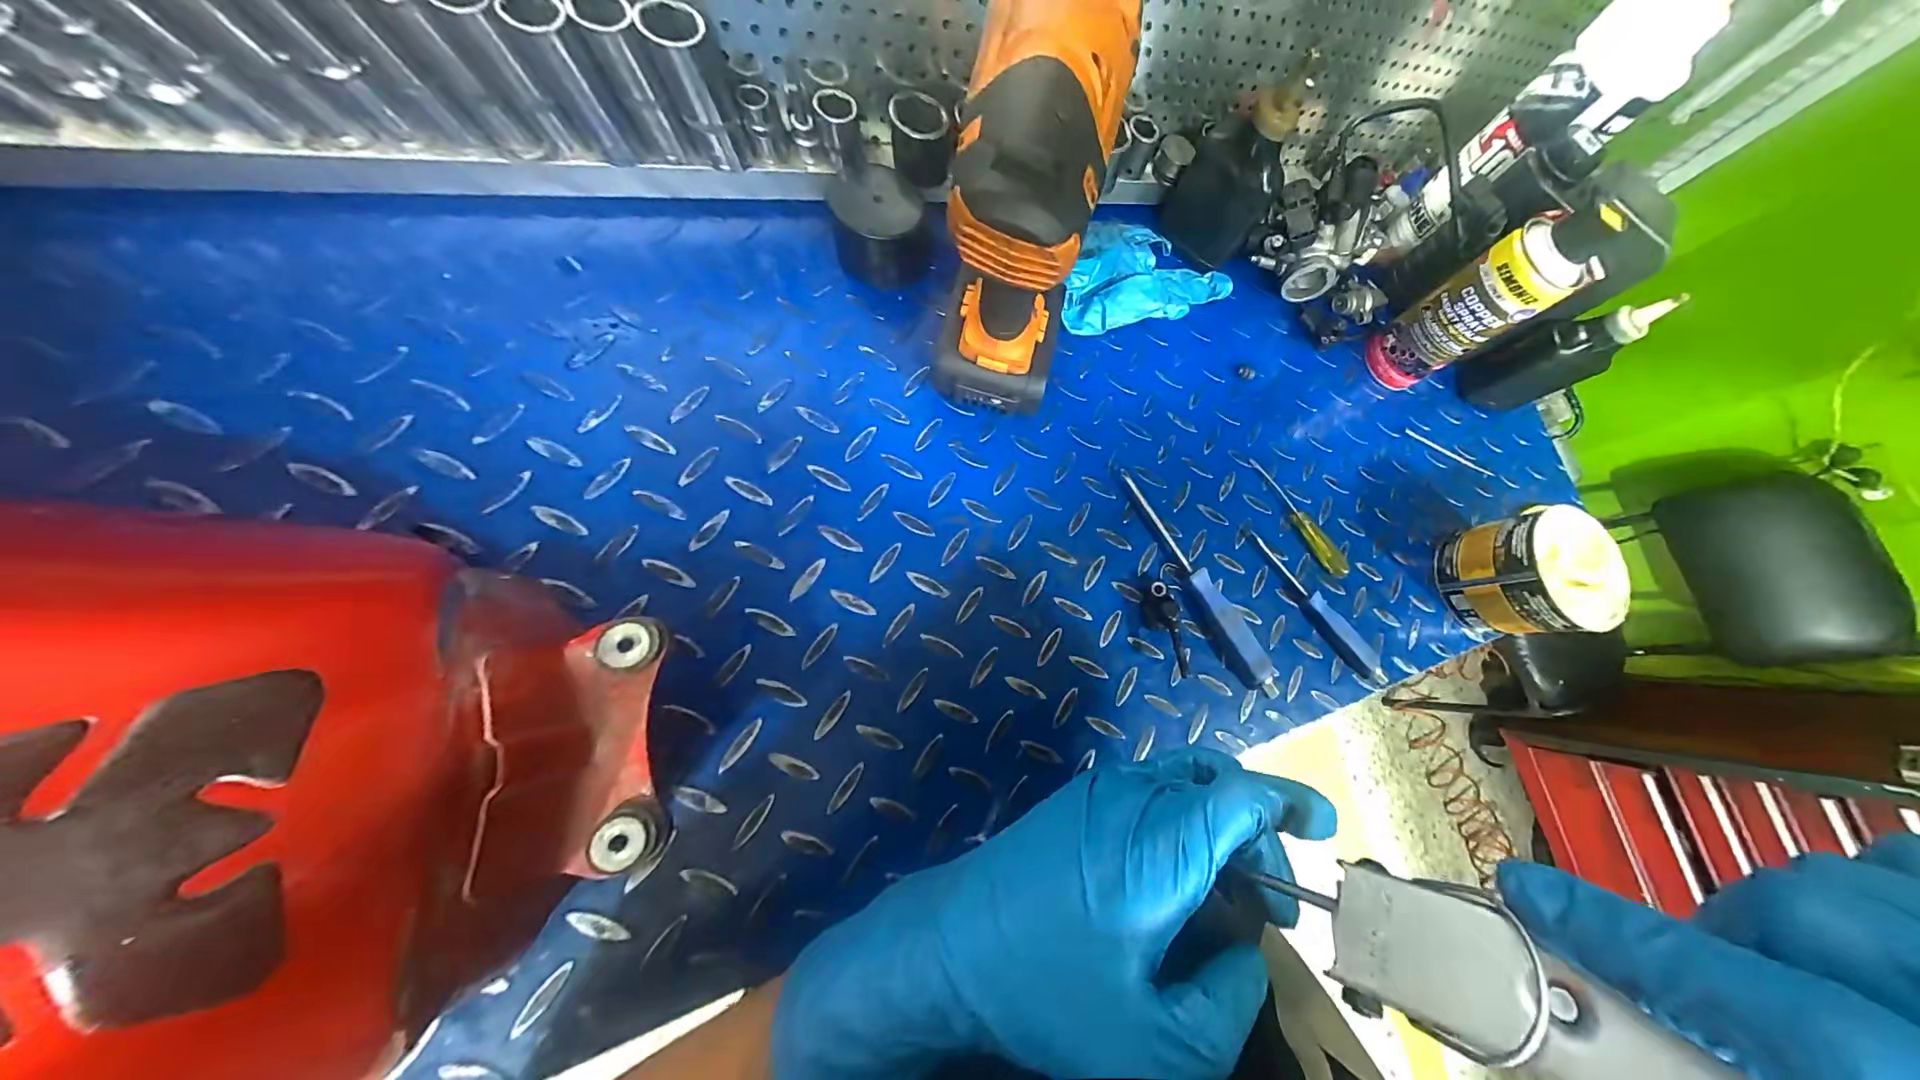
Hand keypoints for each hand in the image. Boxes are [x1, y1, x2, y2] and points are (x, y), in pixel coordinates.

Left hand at [771, 748, 1336, 1079]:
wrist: (946, 948)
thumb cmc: (1049, 993)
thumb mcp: (1157, 1040)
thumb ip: (1228, 998)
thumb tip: (1247, 954)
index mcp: (1162, 841)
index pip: (1243, 792)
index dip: (1289, 803)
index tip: (1320, 829)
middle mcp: (1131, 797)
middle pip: (1215, 780)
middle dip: (1255, 829)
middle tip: (1263, 900)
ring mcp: (1095, 791)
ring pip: (1178, 778)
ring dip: (1213, 818)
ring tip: (1221, 887)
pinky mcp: (1071, 801)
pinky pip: (1144, 789)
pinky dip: (1176, 816)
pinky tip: (1167, 876)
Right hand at [1499, 835, 1919, 1078]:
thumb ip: (1714, 1068)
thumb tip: (1603, 1018)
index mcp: (1887, 1073)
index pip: (1716, 983)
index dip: (1606, 930)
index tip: (1527, 889)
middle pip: (1797, 908)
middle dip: (1734, 930)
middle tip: (1724, 976)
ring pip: (1875, 870)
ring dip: (1819, 906)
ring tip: (1825, 961)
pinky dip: (1899, 886)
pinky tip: (1898, 936)